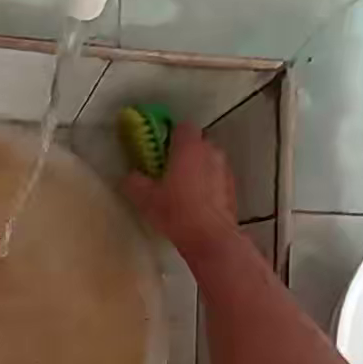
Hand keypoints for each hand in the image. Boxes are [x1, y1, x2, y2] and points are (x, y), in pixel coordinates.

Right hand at [121, 123, 240, 260]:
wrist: (210, 237)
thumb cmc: (176, 211)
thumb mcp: (145, 199)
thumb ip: (134, 182)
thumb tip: (130, 176)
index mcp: (188, 148)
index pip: (182, 126)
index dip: (170, 136)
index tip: (159, 150)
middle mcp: (210, 151)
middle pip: (196, 143)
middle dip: (184, 153)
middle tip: (168, 171)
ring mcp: (225, 169)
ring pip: (208, 161)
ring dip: (197, 169)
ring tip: (183, 190)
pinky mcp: (232, 188)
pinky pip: (216, 178)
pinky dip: (208, 185)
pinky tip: (196, 204)